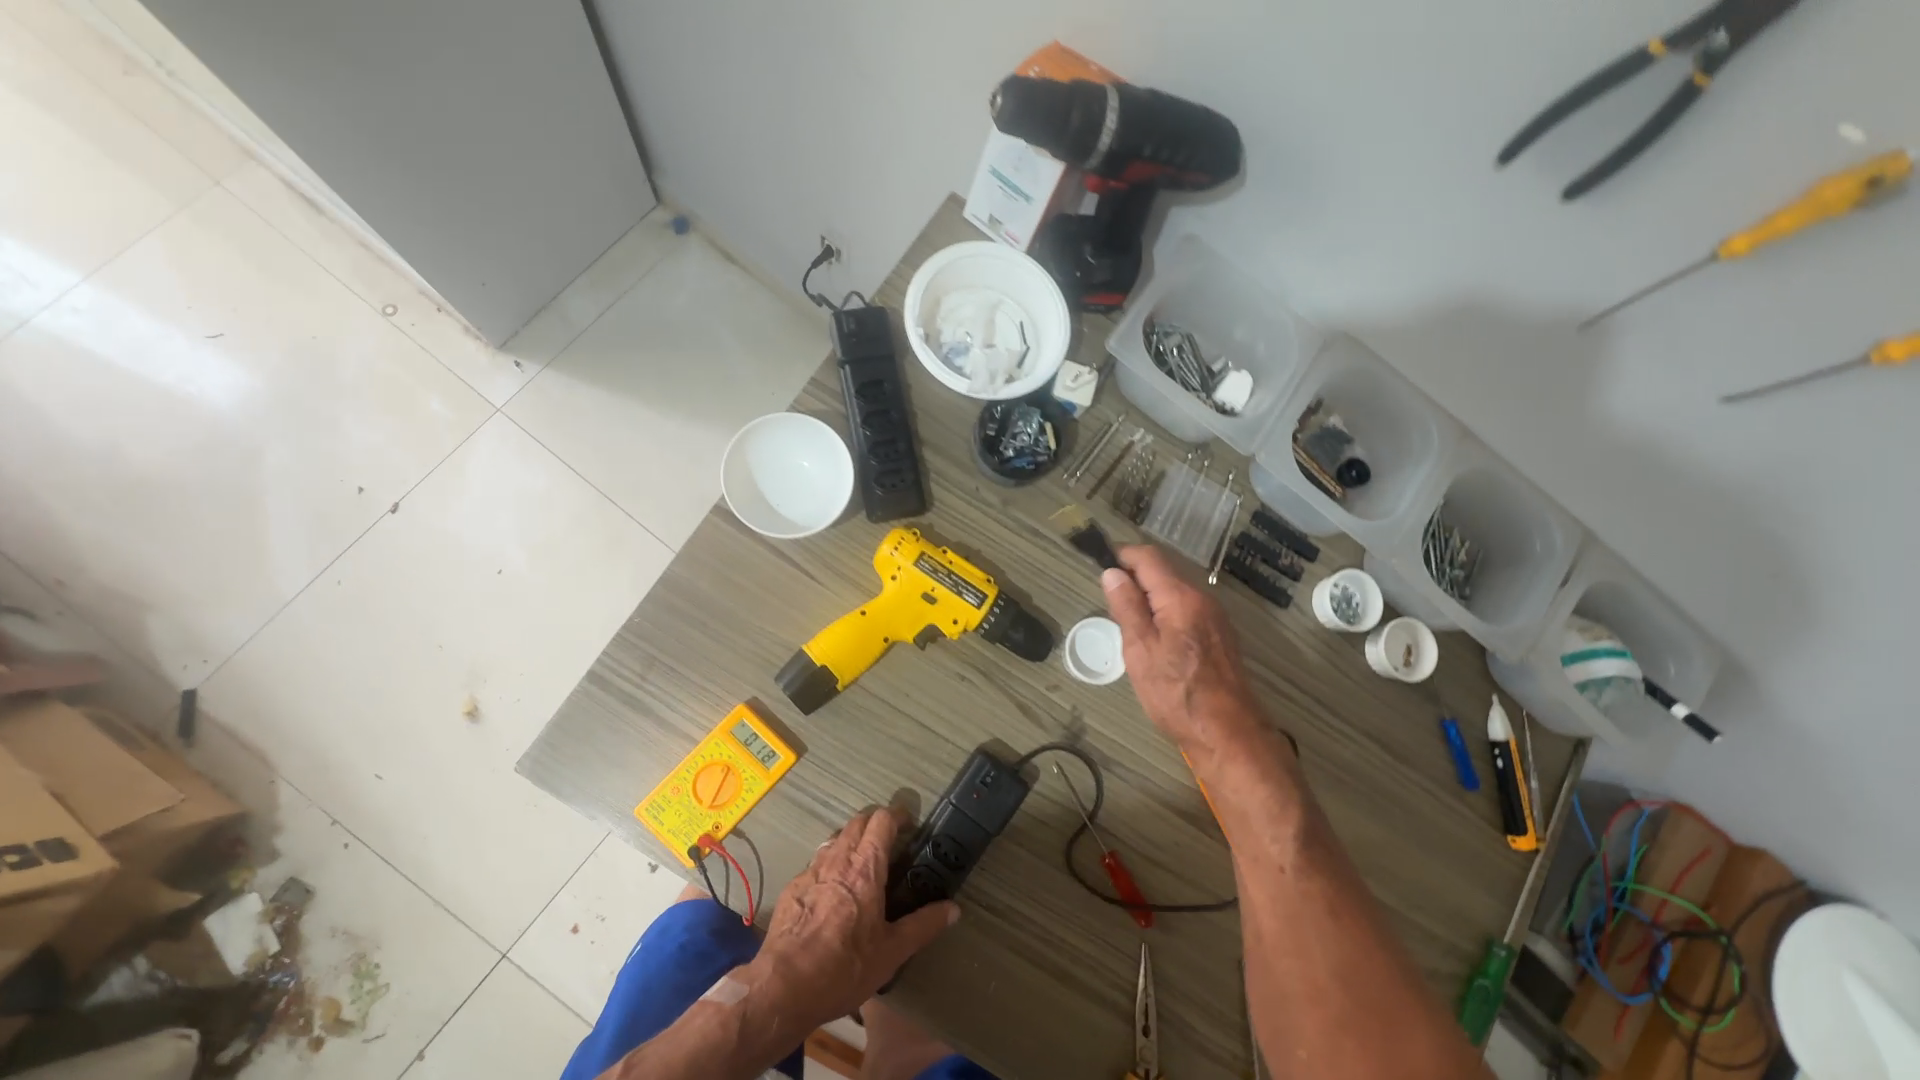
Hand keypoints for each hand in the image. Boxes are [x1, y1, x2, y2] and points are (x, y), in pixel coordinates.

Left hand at [738, 807, 957, 1033]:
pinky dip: (831, 864)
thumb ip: (924, 925)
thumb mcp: (892, 952)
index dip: (898, 815)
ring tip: (864, 864)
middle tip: (891, 841)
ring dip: (852, 841)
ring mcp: (810, 871)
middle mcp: (837, 860)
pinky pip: (816, 863)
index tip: (910, 824)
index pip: (882, 821)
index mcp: (865, 868)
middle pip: (857, 822)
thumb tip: (953, 909)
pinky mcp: (792, 887)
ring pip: (835, 839)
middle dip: (876, 823)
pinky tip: (834, 892)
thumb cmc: (844, 966)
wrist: (784, 986)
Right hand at [1102, 545, 1262, 748]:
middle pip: (1165, 573)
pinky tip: (1155, 639)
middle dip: (1135, 577)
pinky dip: (1167, 613)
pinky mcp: (1220, 637)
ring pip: (1176, 593)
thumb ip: (1127, 608)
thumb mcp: (1140, 651)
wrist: (1227, 733)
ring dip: (1150, 598)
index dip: (1122, 555)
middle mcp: (1203, 600)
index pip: (1149, 558)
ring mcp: (1216, 619)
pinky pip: (1188, 611)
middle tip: (1109, 601)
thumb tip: (1113, 573)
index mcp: (1181, 598)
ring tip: (1128, 623)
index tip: (1100, 563)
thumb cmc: (1176, 693)